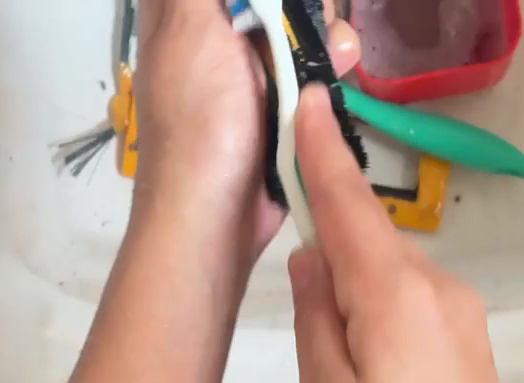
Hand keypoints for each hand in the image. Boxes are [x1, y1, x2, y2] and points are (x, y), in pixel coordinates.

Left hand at [132, 0, 358, 253]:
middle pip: (266, 0)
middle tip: (315, 13)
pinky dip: (328, 69)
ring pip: (295, 30)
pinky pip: (309, 74)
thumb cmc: (198, 118)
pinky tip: (342, 67)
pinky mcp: (275, 116)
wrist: (214, 218)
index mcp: (180, 13)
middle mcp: (212, 41)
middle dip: (300, 3)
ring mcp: (246, 81)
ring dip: (324, 30)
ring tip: (340, 47)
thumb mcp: (191, 22)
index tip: (274, 0)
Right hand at [286, 86, 523, 382]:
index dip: (322, 156)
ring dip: (350, 300)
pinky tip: (365, 375)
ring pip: (388, 281)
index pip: (350, 206)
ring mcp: (461, 318)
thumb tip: (313, 260)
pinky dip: (376, 319)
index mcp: (395, 296)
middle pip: (370, 244)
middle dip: (328, 256)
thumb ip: (315, 321)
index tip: (307, 104)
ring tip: (334, 377)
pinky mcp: (469, 348)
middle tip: (296, 321)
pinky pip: (409, 309)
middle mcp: (438, 290)